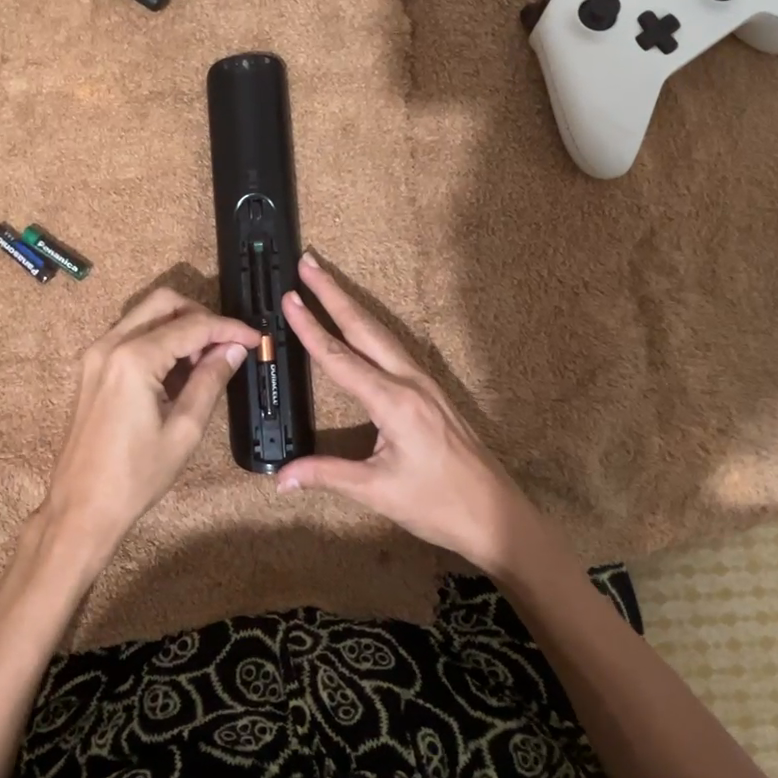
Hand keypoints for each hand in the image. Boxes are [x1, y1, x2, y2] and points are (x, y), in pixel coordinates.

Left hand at [41, 288, 258, 555]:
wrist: (80, 508)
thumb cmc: (135, 478)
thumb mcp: (183, 431)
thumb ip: (209, 382)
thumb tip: (233, 350)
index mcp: (133, 359)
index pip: (191, 326)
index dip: (228, 328)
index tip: (255, 338)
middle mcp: (109, 345)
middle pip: (163, 303)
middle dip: (200, 316)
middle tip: (227, 344)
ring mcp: (95, 355)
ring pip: (145, 315)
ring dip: (179, 326)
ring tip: (206, 361)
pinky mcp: (91, 368)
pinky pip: (129, 335)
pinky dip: (158, 340)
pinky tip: (178, 371)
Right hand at [276, 254, 539, 573]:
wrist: (496, 514)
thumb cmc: (440, 504)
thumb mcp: (377, 491)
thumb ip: (327, 474)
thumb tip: (281, 476)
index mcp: (394, 403)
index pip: (340, 357)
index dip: (310, 328)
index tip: (289, 299)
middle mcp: (410, 383)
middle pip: (364, 327)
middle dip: (333, 293)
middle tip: (308, 263)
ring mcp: (424, 383)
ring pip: (380, 333)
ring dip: (351, 304)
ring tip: (326, 282)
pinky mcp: (430, 392)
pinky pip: (394, 348)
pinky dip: (369, 327)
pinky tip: (360, 324)